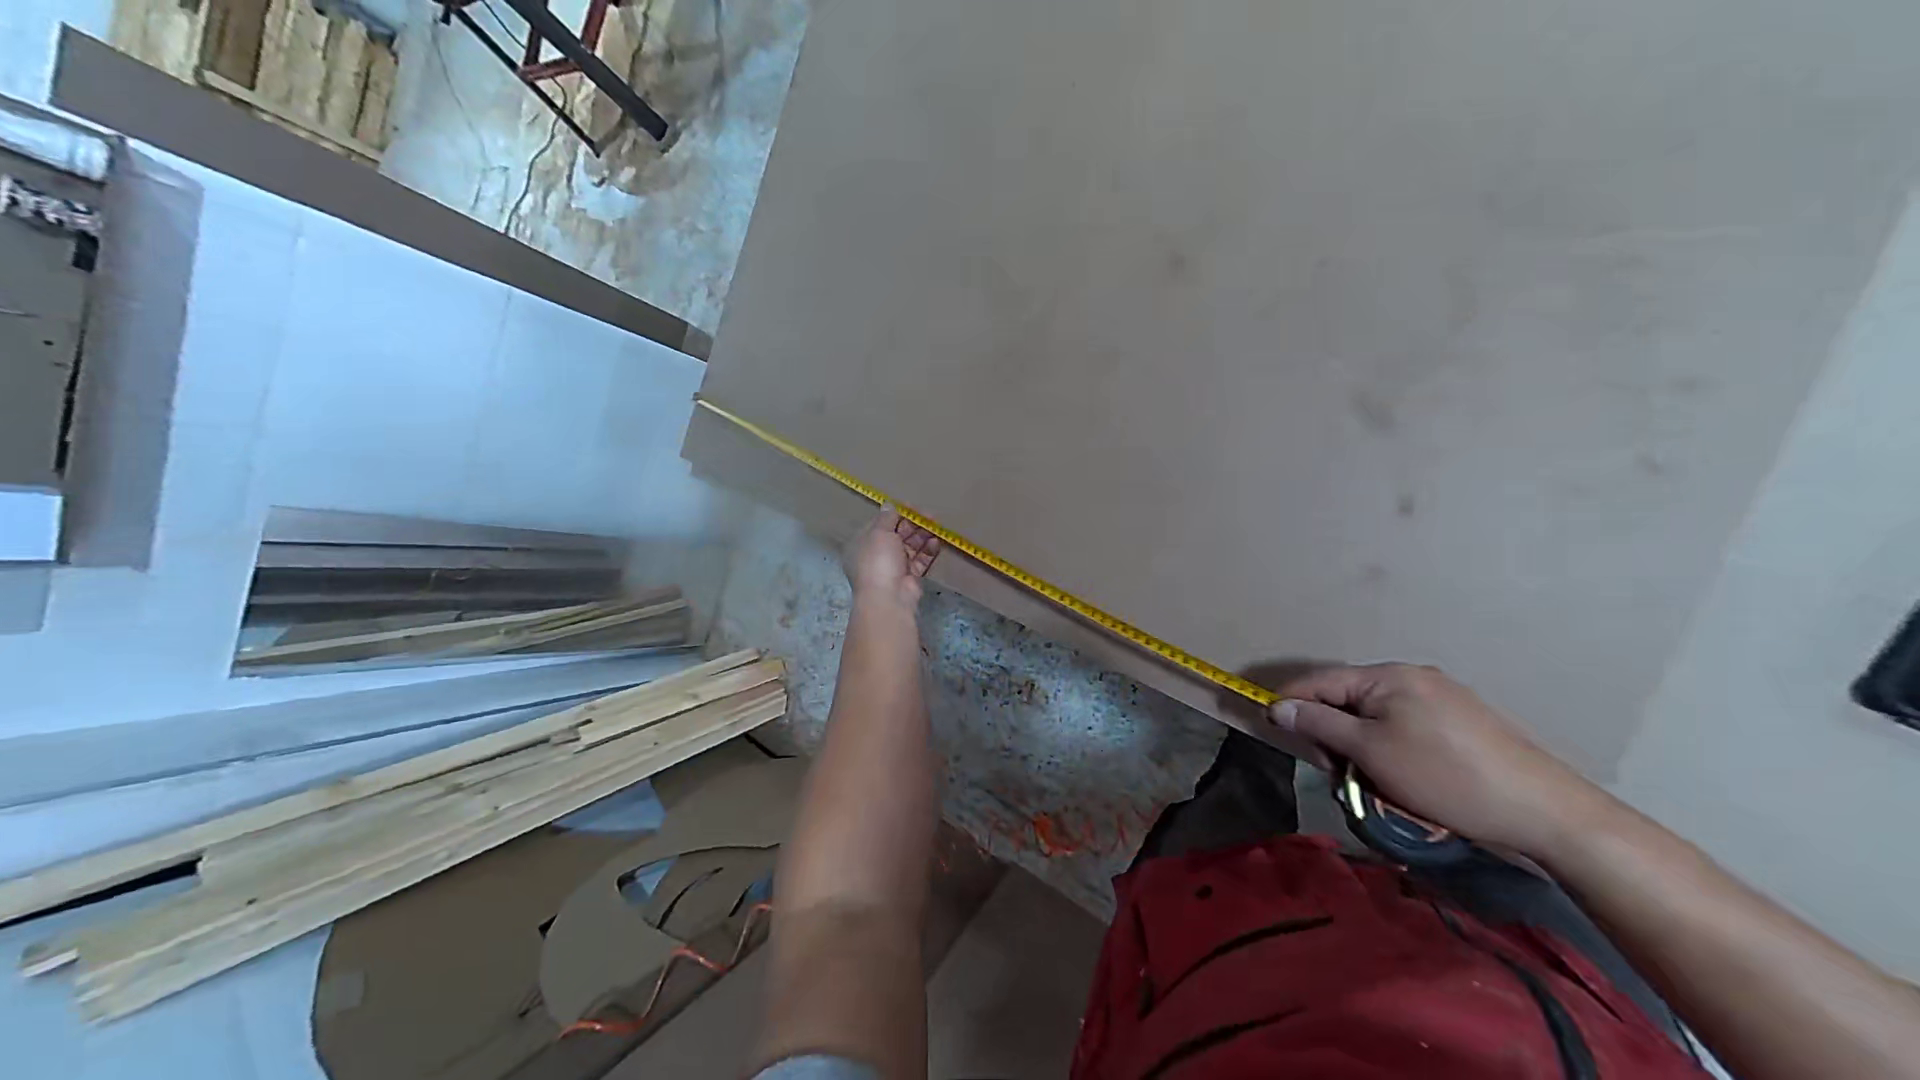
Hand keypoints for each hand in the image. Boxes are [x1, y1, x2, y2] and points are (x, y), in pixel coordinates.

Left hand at [843, 508, 940, 606]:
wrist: (888, 597)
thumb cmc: (878, 560)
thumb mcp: (879, 533)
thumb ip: (887, 517)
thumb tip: (889, 505)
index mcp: (862, 544)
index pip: (879, 524)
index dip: (895, 514)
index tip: (911, 507)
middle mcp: (876, 555)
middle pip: (897, 535)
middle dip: (913, 524)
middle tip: (929, 515)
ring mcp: (893, 568)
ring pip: (910, 547)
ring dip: (922, 536)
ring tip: (936, 527)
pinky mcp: (909, 578)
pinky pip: (919, 561)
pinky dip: (927, 551)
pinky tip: (936, 542)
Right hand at [1273, 663, 1613, 857]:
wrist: (1545, 811)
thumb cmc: (1444, 777)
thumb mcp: (1370, 752)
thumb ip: (1318, 724)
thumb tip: (1277, 706)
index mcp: (1388, 676)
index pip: (1319, 681)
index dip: (1290, 704)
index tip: (1271, 730)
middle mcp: (1413, 677)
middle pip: (1347, 698)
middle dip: (1332, 734)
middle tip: (1338, 773)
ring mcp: (1441, 698)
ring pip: (1375, 717)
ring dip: (1361, 748)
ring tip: (1374, 784)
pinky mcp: (1462, 722)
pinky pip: (1404, 727)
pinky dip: (1389, 750)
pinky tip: (1403, 779)